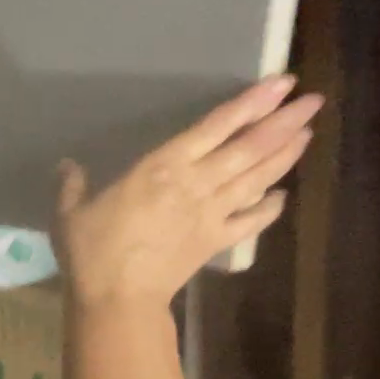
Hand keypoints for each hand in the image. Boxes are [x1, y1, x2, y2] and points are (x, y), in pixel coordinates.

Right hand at [55, 75, 322, 310]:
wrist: (116, 296)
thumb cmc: (89, 250)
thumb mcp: (68, 213)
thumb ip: (71, 186)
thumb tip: (67, 164)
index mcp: (160, 170)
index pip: (214, 128)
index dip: (249, 104)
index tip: (281, 82)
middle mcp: (196, 184)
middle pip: (250, 147)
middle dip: (284, 121)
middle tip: (313, 101)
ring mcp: (213, 213)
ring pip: (259, 176)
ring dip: (286, 154)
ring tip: (306, 133)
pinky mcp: (217, 239)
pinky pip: (253, 219)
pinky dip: (271, 206)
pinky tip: (279, 196)